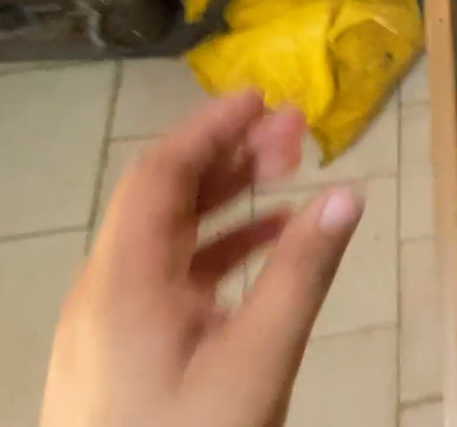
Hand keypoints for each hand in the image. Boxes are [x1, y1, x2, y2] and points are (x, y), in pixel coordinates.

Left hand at [41, 91, 361, 426]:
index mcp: (124, 284)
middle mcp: (107, 292)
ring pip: (171, 232)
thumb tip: (349, 192)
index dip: (209, 128)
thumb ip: (302, 270)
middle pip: (166, 196)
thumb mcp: (258, 360)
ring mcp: (112, 325)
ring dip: (230, 194)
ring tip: (292, 172)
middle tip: (296, 132)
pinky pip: (176, 272)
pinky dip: (225, 242)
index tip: (262, 96)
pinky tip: (274, 239)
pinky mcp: (126, 351)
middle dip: (231, 153)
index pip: (160, 174)